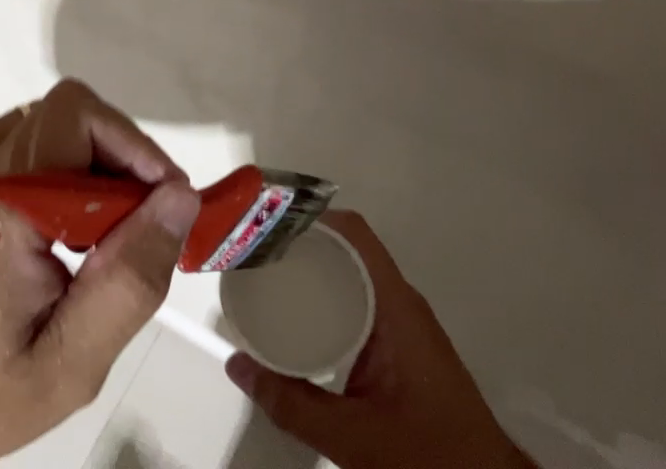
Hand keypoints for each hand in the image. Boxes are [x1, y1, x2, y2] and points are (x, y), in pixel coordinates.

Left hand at [0, 80, 200, 468]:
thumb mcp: (69, 364)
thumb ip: (130, 279)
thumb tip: (179, 198)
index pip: (77, 116)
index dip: (134, 149)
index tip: (164, 207)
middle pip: (66, 117)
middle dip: (117, 163)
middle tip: (138, 231)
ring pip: (45, 130)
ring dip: (86, 171)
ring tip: (98, 243)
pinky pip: (16, 148)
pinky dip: (51, 176)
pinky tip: (55, 237)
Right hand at [226, 211, 536, 468]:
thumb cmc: (429, 452)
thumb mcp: (353, 435)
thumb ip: (292, 404)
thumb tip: (236, 364)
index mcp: (395, 307)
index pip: (354, 235)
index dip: (311, 218)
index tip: (266, 223)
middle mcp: (399, 303)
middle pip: (345, 250)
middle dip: (299, 244)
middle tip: (251, 253)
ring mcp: (401, 323)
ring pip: (350, 276)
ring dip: (309, 270)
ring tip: (262, 279)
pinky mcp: (398, 345)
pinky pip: (355, 301)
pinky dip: (322, 298)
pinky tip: (293, 319)